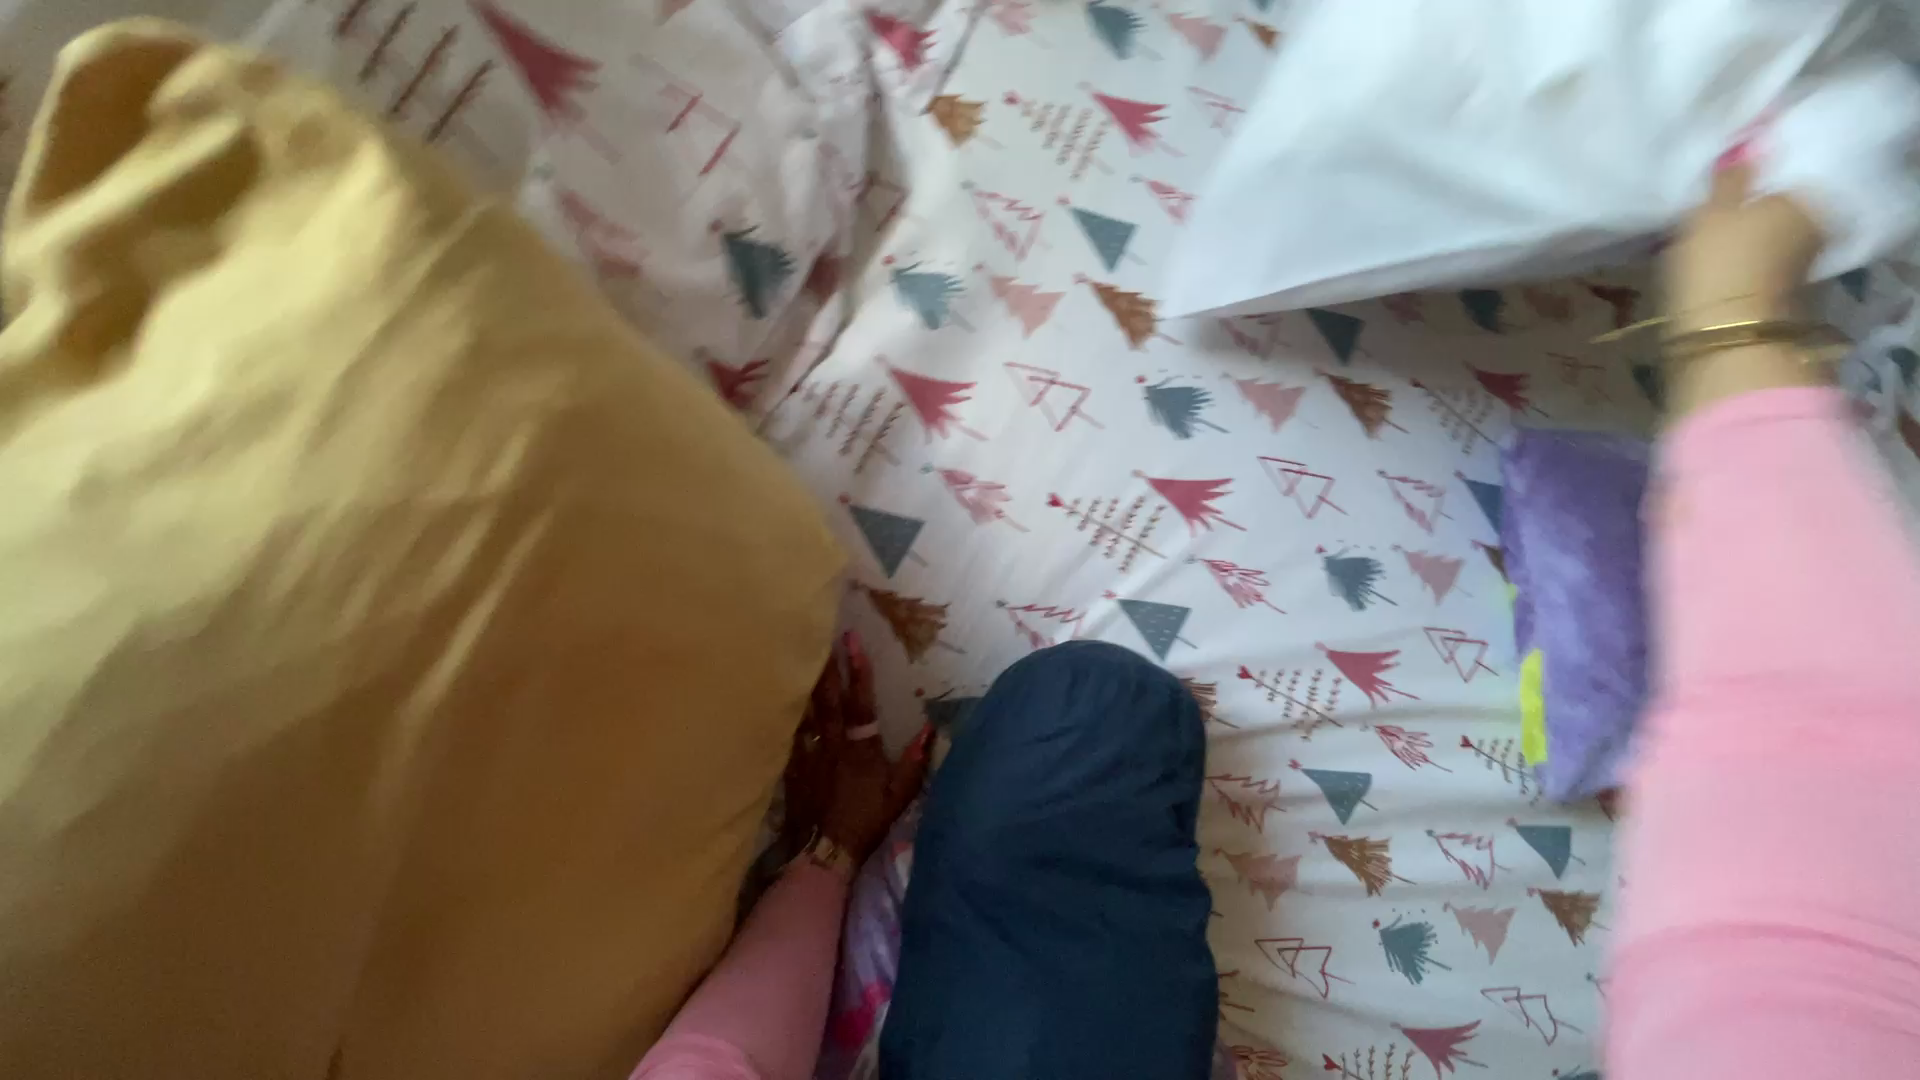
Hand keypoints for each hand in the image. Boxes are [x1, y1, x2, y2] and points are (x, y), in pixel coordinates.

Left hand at [782, 631, 932, 865]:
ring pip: (806, 713)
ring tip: (801, 660)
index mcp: (861, 748)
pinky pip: (791, 737)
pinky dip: (789, 717)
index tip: (852, 641)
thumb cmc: (868, 820)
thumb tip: (930, 728)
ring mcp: (810, 755)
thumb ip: (914, 760)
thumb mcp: (900, 794)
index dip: (858, 670)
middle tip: (822, 638)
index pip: (860, 701)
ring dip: (806, 685)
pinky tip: (783, 703)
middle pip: (828, 699)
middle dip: (827, 667)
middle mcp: (833, 744)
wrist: (827, 851)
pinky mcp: (794, 769)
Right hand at [1664, 160, 1825, 333]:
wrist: (1723, 327)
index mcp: (1804, 195)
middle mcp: (1816, 220)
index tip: (1723, 179)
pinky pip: (1763, 255)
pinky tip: (1718, 258)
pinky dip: (1744, 253)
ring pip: (1772, 230)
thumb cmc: (1716, 262)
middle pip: (1781, 202)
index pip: (1784, 170)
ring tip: (1709, 235)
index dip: (1753, 172)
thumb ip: (1729, 178)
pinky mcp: (1782, 284)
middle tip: (1712, 208)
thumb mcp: (1710, 213)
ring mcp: (1803, 255)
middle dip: (1752, 203)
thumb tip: (1746, 145)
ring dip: (1746, 231)